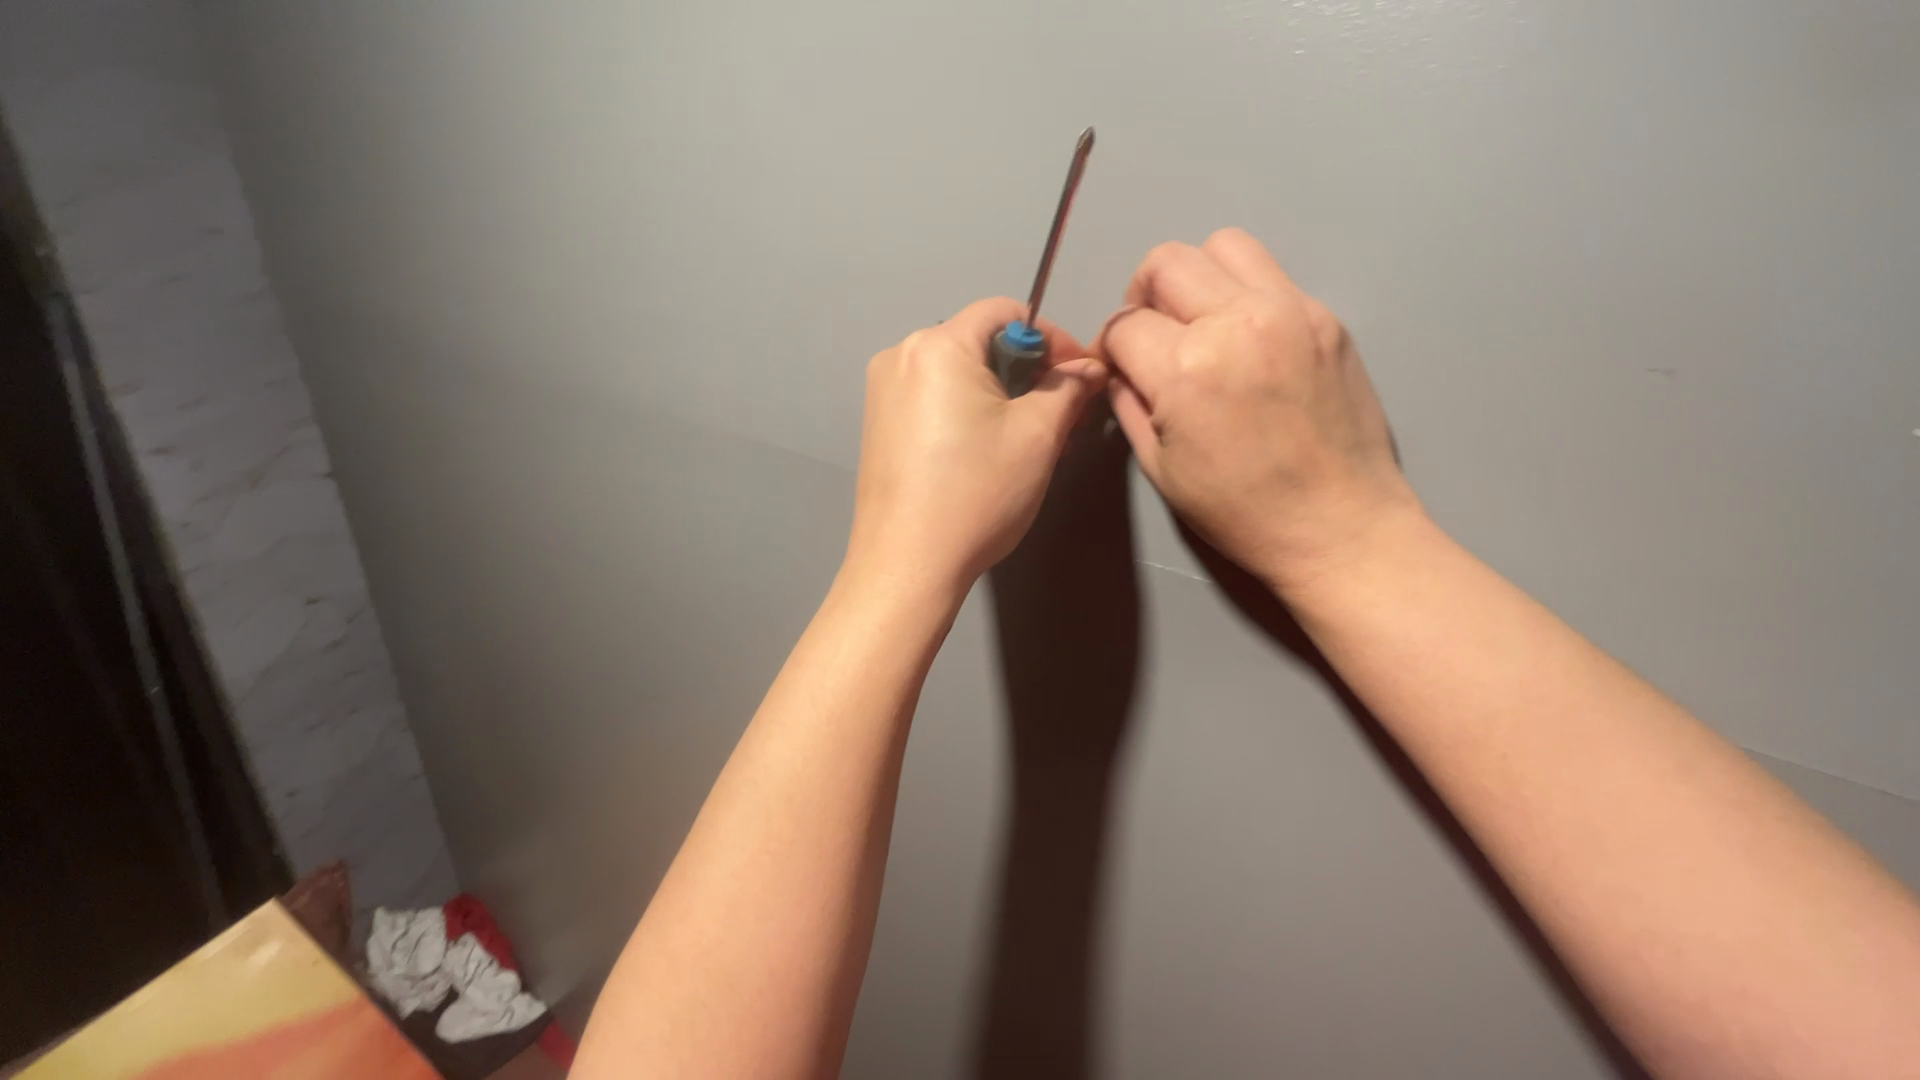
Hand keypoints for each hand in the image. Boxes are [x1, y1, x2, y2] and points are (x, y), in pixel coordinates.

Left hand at [847, 297, 1107, 598]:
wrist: (907, 566)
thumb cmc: (975, 495)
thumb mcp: (1037, 437)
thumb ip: (1068, 389)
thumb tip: (1089, 367)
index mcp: (936, 346)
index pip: (1005, 312)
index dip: (1052, 338)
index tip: (1079, 378)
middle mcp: (900, 357)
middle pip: (980, 343)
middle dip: (1029, 373)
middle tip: (1063, 418)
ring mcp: (882, 394)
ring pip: (959, 375)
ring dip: (1003, 397)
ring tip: (1034, 442)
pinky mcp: (878, 427)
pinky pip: (935, 401)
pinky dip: (971, 414)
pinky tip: (992, 453)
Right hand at [1101, 228, 1418, 592]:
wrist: (1339, 525)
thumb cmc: (1240, 511)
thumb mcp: (1159, 467)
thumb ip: (1129, 403)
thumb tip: (1120, 367)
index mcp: (1186, 370)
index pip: (1123, 324)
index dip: (1110, 346)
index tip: (1118, 367)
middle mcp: (1235, 323)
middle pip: (1165, 263)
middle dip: (1142, 297)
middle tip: (1152, 336)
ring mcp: (1288, 311)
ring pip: (1221, 247)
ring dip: (1196, 278)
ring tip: (1199, 323)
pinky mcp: (1325, 316)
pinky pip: (1269, 275)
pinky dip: (1243, 295)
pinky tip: (1247, 341)